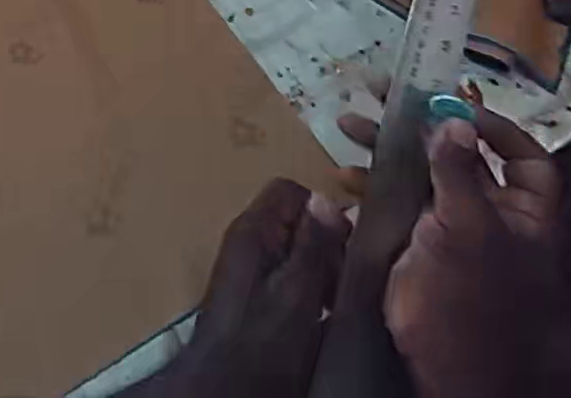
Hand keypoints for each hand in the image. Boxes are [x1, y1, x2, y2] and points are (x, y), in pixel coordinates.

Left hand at [124, 179, 349, 397]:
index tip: (348, 247)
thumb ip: (313, 246)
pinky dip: (307, 286)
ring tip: (336, 301)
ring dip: (319, 267)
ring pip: (292, 246)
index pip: (288, 191)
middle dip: (324, 243)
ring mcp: (246, 264)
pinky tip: (321, 317)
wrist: (223, 386)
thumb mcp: (297, 294)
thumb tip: (327, 198)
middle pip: (292, 218)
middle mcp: (246, 238)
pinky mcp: (251, 290)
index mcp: (253, 230)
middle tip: (343, 281)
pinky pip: (285, 272)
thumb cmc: (262, 344)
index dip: (322, 211)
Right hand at [339, 99, 570, 397]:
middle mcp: (489, 215)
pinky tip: (344, 181)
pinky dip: (369, 184)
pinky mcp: (415, 242)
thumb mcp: (465, 229)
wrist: (447, 369)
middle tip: (378, 91)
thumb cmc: (471, 299)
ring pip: (418, 172)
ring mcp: (450, 228)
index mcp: (522, 215)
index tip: (449, 102)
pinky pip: (392, 199)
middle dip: (416, 124)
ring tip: (347, 124)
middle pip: (456, 154)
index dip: (493, 127)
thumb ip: (456, 172)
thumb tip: (453, 118)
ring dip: (383, 146)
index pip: (524, 159)